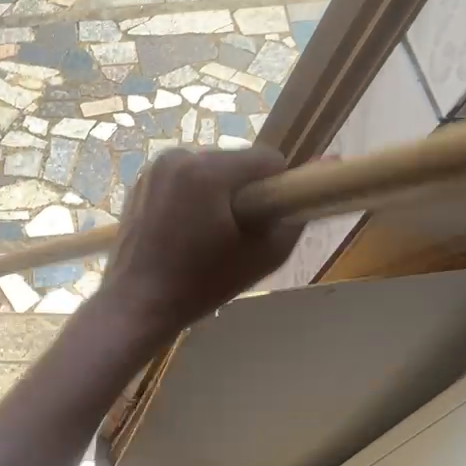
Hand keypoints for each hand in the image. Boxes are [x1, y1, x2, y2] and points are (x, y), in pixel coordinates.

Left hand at [94, 146, 300, 340]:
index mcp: (206, 169)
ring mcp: (152, 169)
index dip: (274, 193)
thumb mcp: (262, 256)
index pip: (266, 161)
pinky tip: (180, 237)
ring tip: (203, 242)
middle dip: (241, 195)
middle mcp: (176, 157)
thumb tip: (329, 162)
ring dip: (214, 198)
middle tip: (229, 240)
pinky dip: (188, 202)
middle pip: (234, 166)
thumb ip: (296, 211)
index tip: (262, 227)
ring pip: (207, 173)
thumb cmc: (199, 287)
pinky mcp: (138, 185)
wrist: (135, 308)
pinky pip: (181, 183)